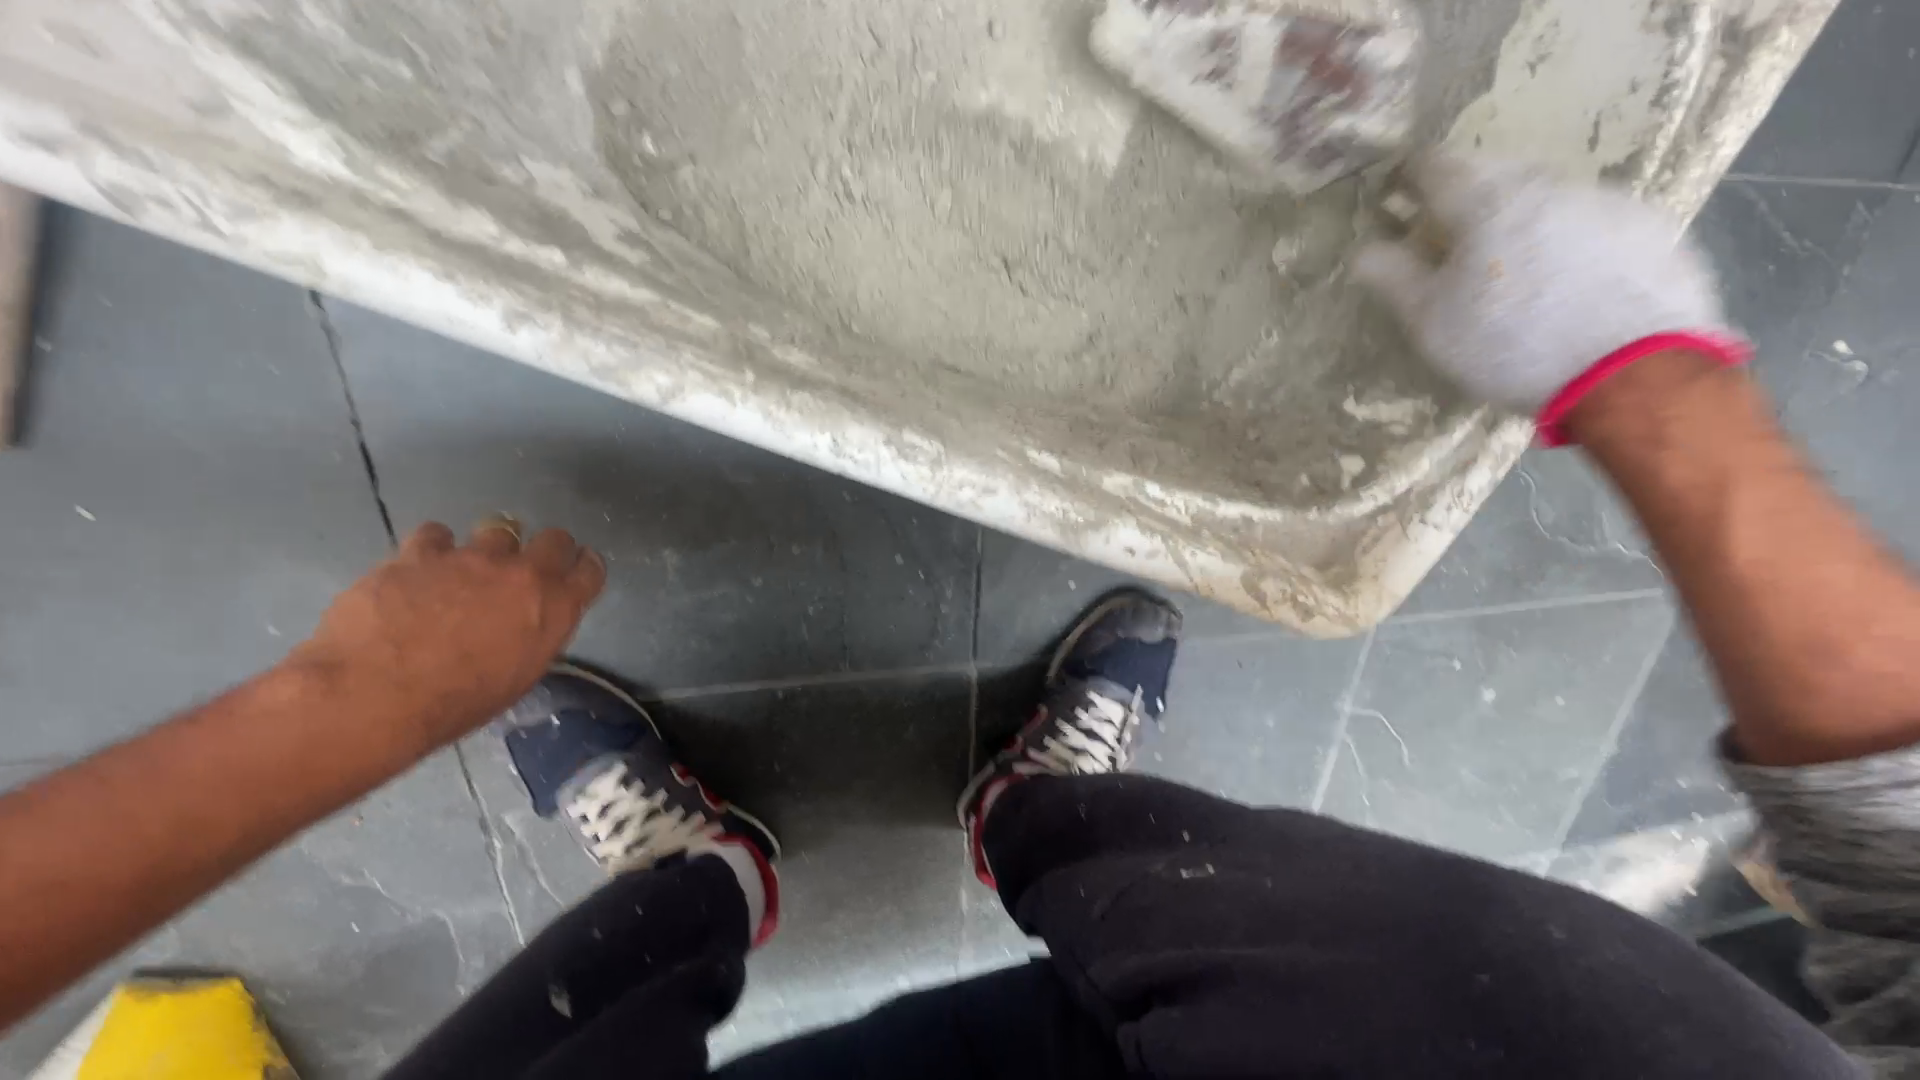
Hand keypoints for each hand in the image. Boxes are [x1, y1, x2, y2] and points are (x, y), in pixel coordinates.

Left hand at [287, 519, 606, 753]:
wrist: (373, 694)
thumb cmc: (454, 704)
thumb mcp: (517, 677)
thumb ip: (533, 636)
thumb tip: (526, 623)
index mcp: (555, 608)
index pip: (590, 569)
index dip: (583, 569)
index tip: (573, 576)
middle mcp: (522, 573)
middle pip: (554, 539)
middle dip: (546, 550)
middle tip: (524, 573)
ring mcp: (470, 557)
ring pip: (496, 530)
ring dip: (488, 550)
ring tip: (464, 574)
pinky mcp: (419, 552)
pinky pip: (436, 535)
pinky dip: (433, 550)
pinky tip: (420, 571)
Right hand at [1353, 151, 1732, 412]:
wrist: (1633, 373)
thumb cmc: (1510, 345)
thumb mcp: (1431, 321)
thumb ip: (1393, 276)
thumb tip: (1364, 249)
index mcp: (1487, 200)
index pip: (1436, 164)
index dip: (1408, 176)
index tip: (1395, 195)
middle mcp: (1548, 184)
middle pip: (1494, 172)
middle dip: (1464, 195)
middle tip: (1448, 235)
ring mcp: (1605, 201)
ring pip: (1544, 194)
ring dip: (1517, 216)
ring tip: (1510, 263)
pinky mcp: (1648, 227)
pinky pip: (1589, 219)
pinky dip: (1565, 237)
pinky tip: (1564, 281)